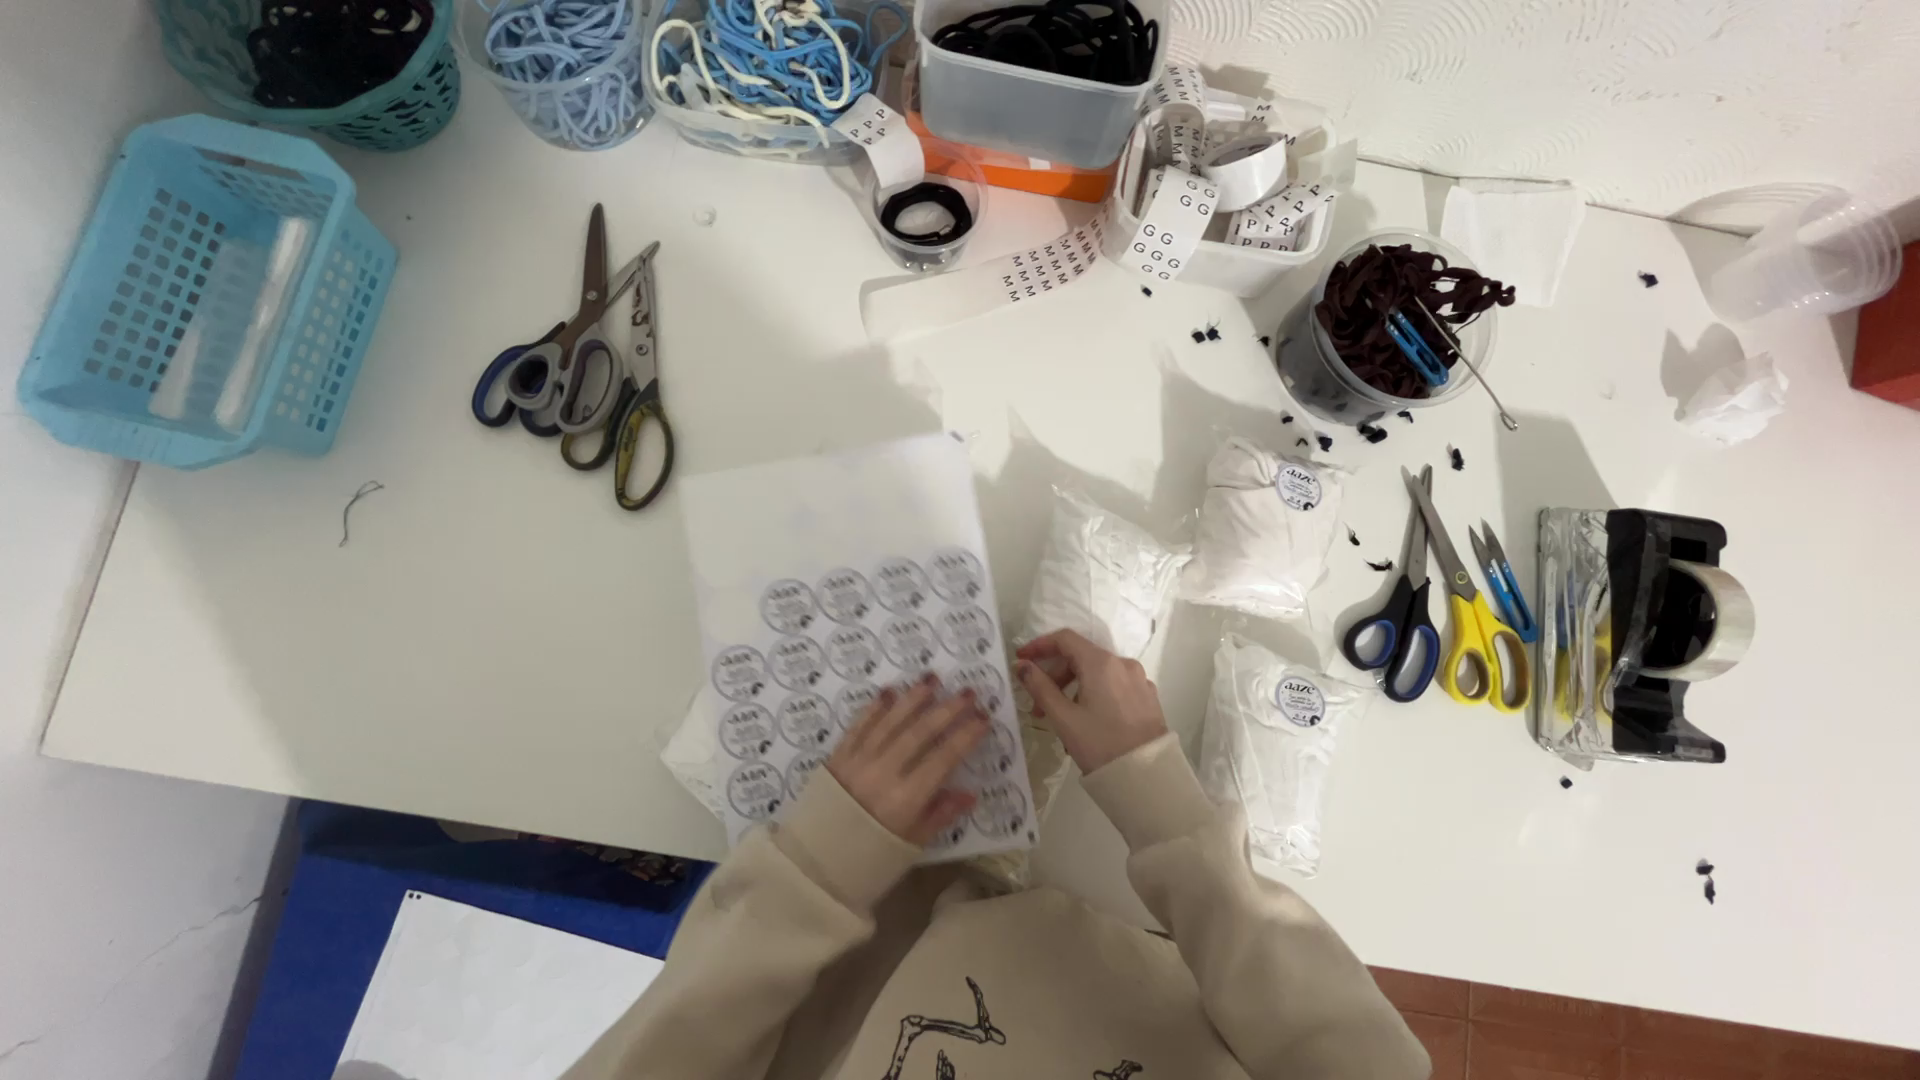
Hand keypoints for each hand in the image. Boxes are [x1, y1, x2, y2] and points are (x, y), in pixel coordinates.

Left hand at [827, 674, 988, 845]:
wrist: (814, 866)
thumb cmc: (869, 860)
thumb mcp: (911, 845)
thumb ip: (940, 815)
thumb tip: (970, 794)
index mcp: (905, 800)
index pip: (943, 759)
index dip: (965, 736)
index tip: (984, 718)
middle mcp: (882, 774)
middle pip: (919, 733)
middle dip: (947, 710)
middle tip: (968, 691)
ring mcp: (857, 762)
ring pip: (890, 722)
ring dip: (913, 698)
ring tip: (932, 678)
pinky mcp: (837, 757)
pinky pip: (859, 726)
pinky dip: (874, 708)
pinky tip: (889, 692)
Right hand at [1015, 630, 1167, 773]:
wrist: (1147, 777)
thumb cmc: (1100, 745)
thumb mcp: (1063, 718)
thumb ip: (1039, 687)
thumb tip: (1021, 666)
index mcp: (1101, 663)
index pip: (1065, 639)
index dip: (1039, 646)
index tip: (1022, 659)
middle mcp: (1123, 663)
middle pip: (1081, 656)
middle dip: (1055, 677)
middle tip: (1038, 706)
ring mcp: (1139, 679)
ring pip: (1098, 673)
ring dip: (1073, 688)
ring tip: (1062, 720)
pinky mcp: (1148, 697)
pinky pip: (1114, 686)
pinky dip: (1095, 694)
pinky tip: (1089, 722)